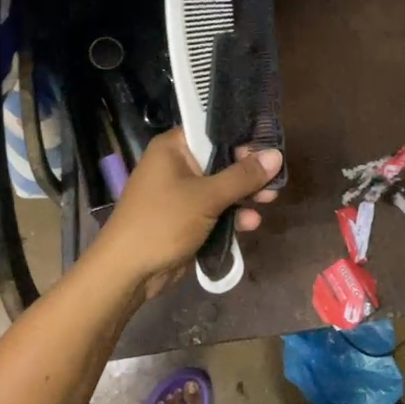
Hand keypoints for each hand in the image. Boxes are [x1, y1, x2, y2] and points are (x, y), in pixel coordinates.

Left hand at [91, 130, 282, 297]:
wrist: (128, 273)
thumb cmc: (163, 221)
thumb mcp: (206, 197)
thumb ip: (242, 176)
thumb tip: (276, 155)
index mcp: (173, 148)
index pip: (212, 130)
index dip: (241, 137)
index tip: (268, 147)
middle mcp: (177, 165)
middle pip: (221, 160)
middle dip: (248, 172)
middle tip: (275, 179)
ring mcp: (181, 194)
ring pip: (221, 188)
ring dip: (244, 195)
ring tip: (270, 200)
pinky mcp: (186, 220)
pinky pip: (215, 211)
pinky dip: (232, 215)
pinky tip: (251, 224)